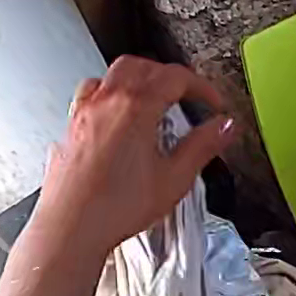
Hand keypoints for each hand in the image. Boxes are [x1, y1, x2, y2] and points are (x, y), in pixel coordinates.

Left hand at [31, 56, 234, 259]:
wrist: (71, 228)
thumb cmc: (118, 206)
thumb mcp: (175, 177)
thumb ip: (203, 145)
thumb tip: (225, 125)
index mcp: (135, 108)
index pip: (175, 77)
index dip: (201, 87)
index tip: (214, 104)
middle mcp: (105, 103)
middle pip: (141, 66)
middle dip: (170, 75)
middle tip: (189, 96)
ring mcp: (83, 113)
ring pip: (112, 75)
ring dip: (139, 79)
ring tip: (156, 101)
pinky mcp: (70, 129)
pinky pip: (91, 95)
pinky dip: (112, 95)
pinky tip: (120, 117)